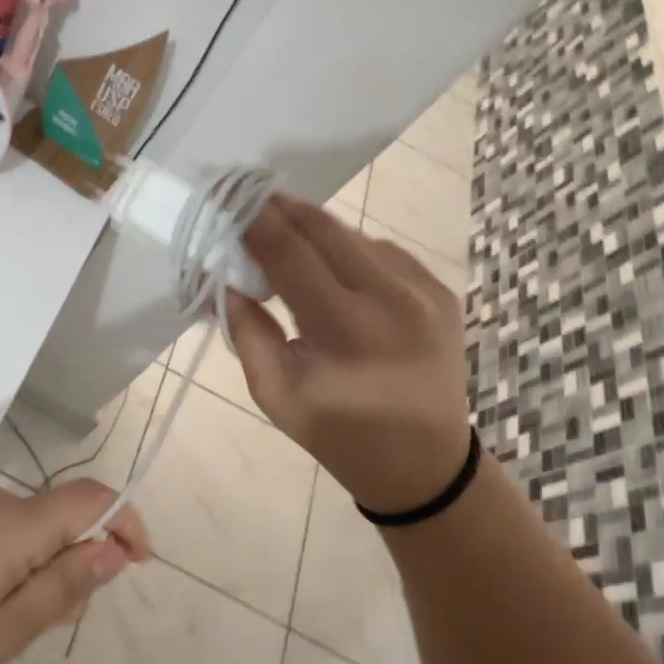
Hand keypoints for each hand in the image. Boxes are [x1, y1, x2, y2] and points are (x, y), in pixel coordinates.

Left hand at [0, 479, 150, 663]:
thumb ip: (66, 583)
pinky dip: (29, 560)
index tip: (137, 563)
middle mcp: (1, 503)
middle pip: (68, 512)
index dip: (125, 520)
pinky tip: (2, 604)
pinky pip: (15, 530)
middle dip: (85, 556)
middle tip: (62, 616)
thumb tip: (112, 549)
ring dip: (54, 563)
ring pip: (42, 525)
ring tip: (24, 620)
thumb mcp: (12, 626)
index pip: (93, 497)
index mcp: (19, 524)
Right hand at [227, 194, 470, 513]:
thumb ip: (245, 329)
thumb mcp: (274, 394)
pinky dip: (350, 251)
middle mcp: (391, 299)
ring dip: (315, 230)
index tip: (226, 198)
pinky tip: (332, 268)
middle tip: (249, 199)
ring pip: (356, 236)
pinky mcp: (442, 293)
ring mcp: (424, 292)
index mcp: (345, 329)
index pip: (289, 253)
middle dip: (283, 210)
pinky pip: (384, 253)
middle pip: (326, 230)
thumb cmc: (337, 434)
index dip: (254, 221)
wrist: (424, 465)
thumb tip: (221, 275)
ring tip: (284, 234)